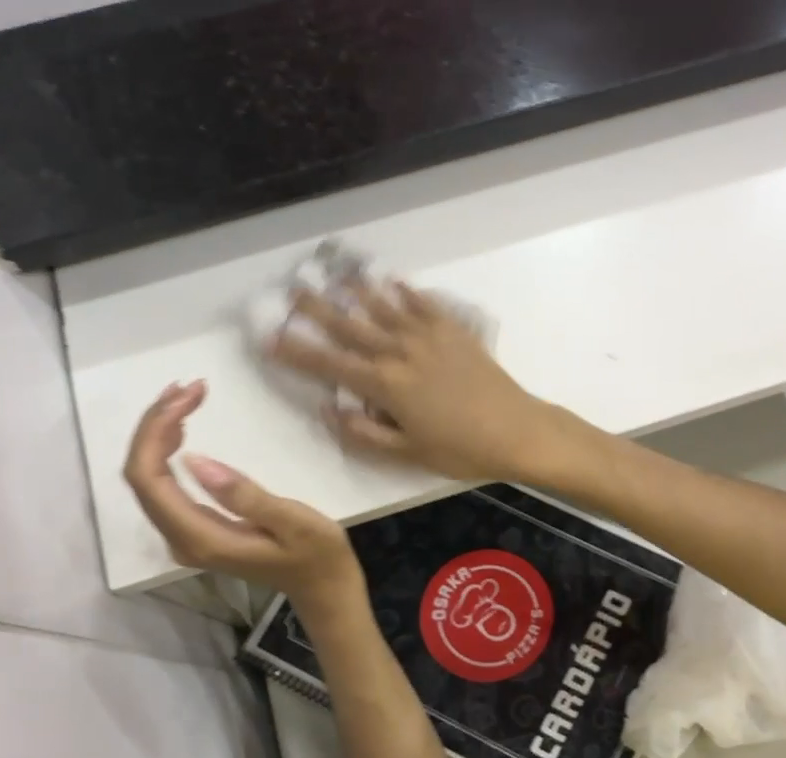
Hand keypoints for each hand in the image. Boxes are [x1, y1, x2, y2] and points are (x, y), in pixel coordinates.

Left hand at [123, 380, 362, 607]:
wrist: (324, 588)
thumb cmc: (318, 555)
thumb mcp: (294, 522)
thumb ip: (245, 496)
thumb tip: (195, 462)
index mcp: (202, 538)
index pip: (150, 480)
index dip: (155, 432)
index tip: (186, 396)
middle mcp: (182, 540)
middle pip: (141, 477)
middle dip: (155, 425)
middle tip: (188, 388)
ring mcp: (186, 536)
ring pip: (148, 479)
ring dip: (158, 434)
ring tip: (184, 398)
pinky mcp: (195, 529)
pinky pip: (163, 486)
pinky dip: (166, 450)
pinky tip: (181, 427)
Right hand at [271, 279, 579, 481]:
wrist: (517, 431)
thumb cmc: (461, 450)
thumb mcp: (407, 454)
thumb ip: (364, 434)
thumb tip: (328, 410)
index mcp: (385, 385)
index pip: (330, 365)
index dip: (297, 352)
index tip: (268, 338)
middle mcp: (401, 352)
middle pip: (351, 326)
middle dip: (318, 309)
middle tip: (293, 290)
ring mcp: (429, 337)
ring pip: (384, 308)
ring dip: (356, 291)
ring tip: (335, 275)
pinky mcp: (455, 331)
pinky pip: (423, 305)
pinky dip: (405, 292)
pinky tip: (392, 281)